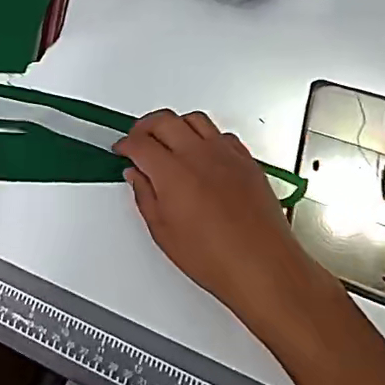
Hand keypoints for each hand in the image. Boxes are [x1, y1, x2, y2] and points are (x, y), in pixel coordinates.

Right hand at [115, 110, 333, 327]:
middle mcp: (199, 155)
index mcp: (172, 172)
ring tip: (168, 137)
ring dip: (176, 123)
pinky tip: (202, 148)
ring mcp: (225, 154)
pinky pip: (222, 134)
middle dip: (145, 126)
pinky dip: (206, 135)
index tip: (123, 150)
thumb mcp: (163, 231)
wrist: (260, 264)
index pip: (140, 143)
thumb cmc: (217, 257)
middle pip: (164, 120)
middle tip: (138, 138)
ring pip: (195, 119)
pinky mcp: (246, 160)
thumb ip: (145, 196)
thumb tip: (138, 178)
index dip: (126, 144)